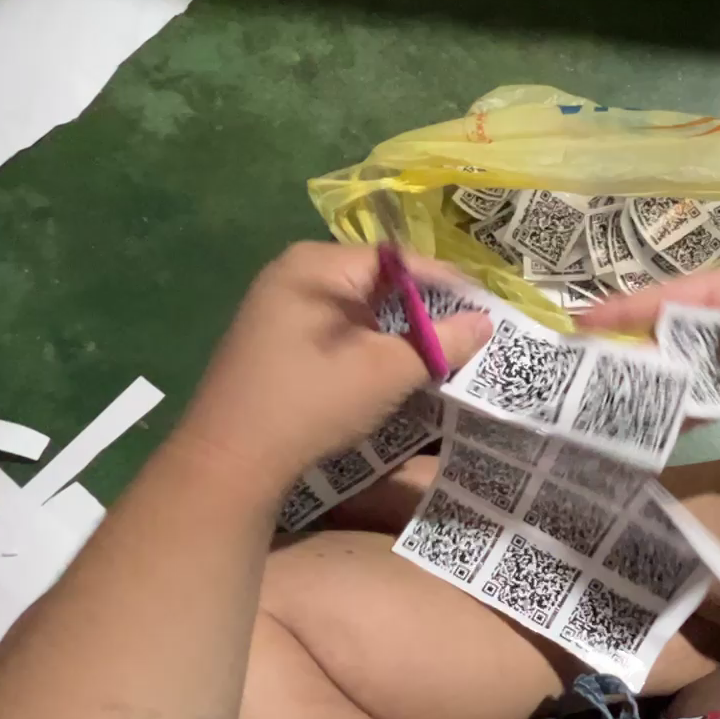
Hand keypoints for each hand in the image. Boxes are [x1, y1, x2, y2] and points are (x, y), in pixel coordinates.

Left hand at [170, 243, 491, 492]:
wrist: (233, 458)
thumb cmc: (314, 401)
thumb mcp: (390, 370)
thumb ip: (442, 342)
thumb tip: (486, 321)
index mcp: (319, 265)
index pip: (400, 260)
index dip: (448, 284)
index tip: (487, 308)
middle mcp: (297, 273)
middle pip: (381, 281)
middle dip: (426, 309)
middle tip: (469, 333)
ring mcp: (282, 305)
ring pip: (362, 307)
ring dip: (401, 329)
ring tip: (442, 353)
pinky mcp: (279, 337)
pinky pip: (342, 327)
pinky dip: (373, 342)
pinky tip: (396, 367)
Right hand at [578, 259, 719, 415]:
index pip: (669, 297)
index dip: (627, 309)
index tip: (585, 321)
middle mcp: (713, 325)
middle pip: (660, 339)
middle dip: (623, 354)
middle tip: (582, 374)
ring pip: (674, 376)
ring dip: (645, 391)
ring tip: (604, 409)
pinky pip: (698, 406)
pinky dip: (675, 419)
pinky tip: (648, 434)